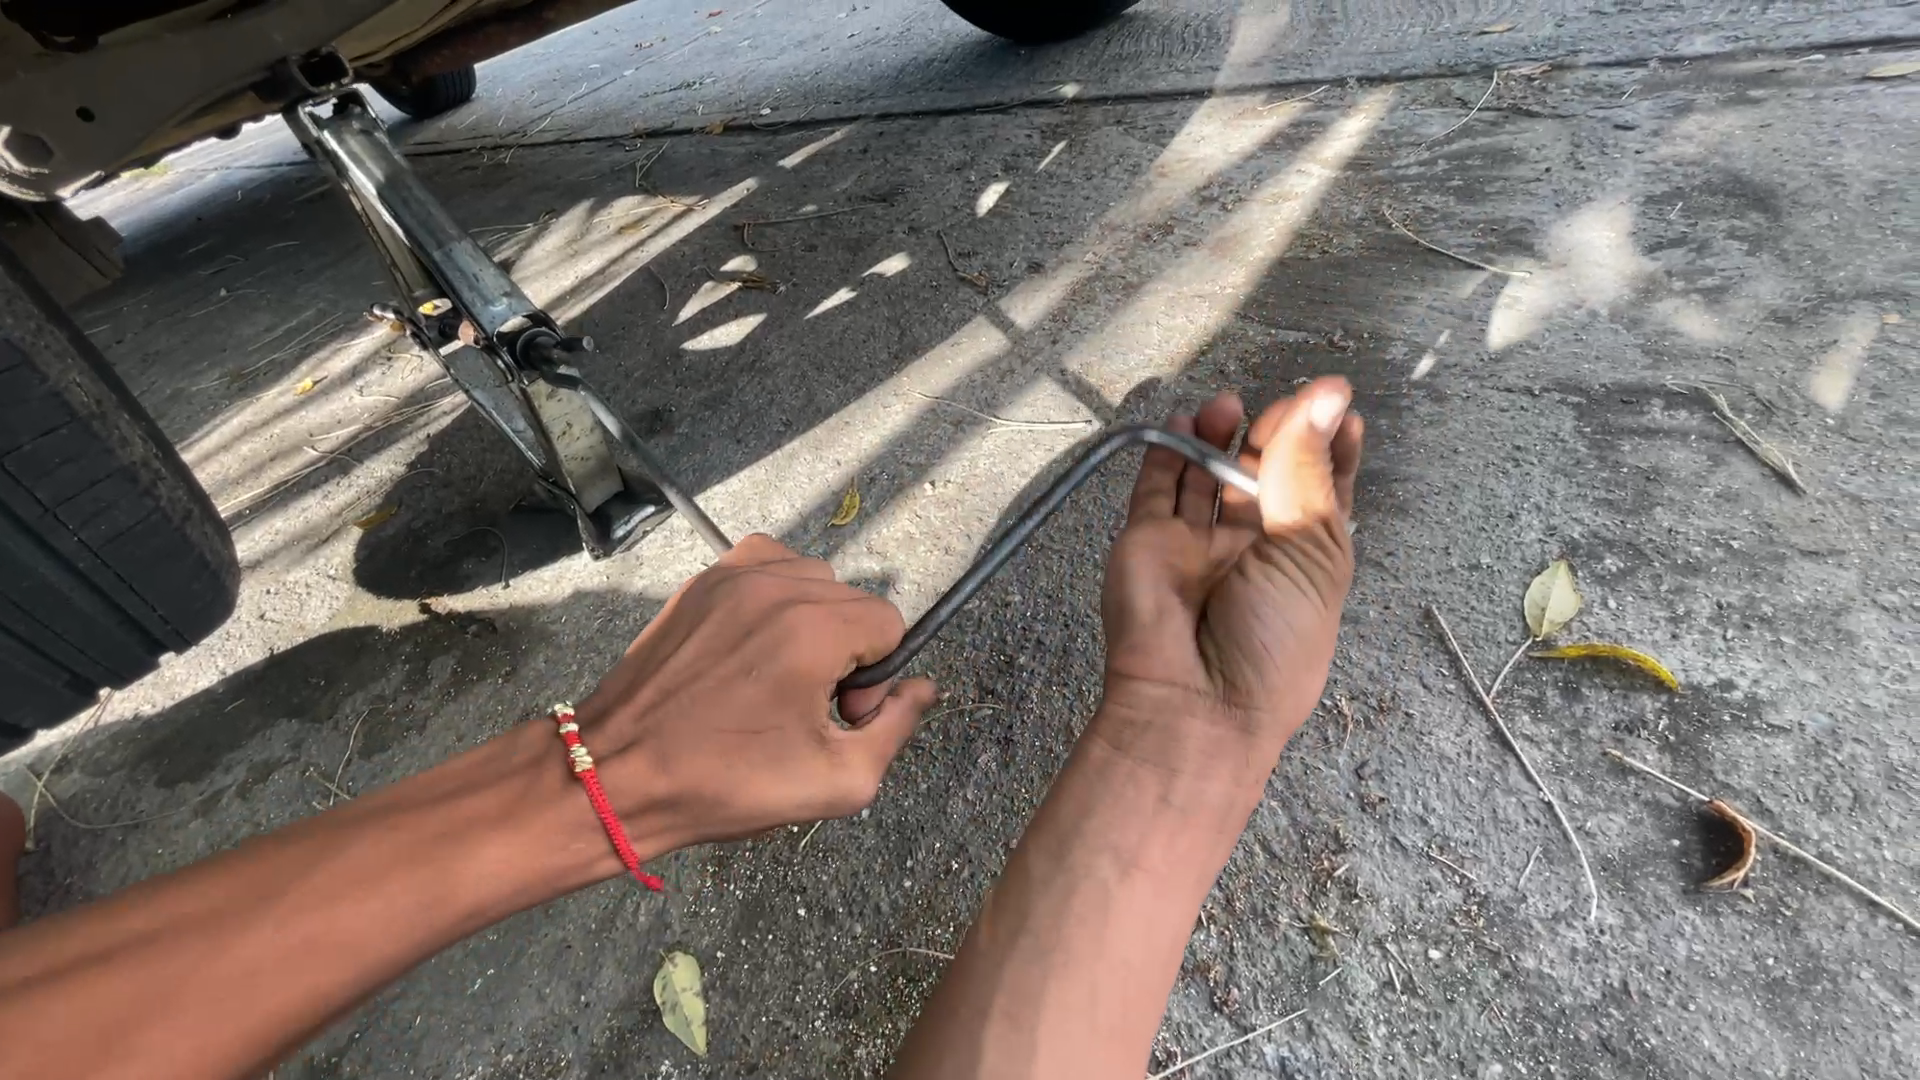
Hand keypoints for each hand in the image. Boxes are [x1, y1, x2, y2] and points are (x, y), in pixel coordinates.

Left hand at [571, 535, 936, 854]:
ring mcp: (735, 574)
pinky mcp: (704, 578)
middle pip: (855, 601)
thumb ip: (897, 728)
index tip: (840, 713)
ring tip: (777, 671)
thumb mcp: (837, 782)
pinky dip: (778, 593)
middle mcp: (779, 586)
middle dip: (849, 650)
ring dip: (816, 620)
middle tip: (807, 703)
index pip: (890, 623)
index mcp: (814, 630)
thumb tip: (922, 686)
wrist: (614, 773)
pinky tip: (756, 636)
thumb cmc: (726, 784)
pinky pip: (771, 562)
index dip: (876, 675)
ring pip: (816, 580)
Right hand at [1098, 378, 1363, 769]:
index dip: (1326, 442)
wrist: (1193, 702)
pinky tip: (1184, 420)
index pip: (1319, 486)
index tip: (1334, 401)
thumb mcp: (1309, 552)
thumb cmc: (1272, 638)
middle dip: (1271, 433)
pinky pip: (1156, 489)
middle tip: (1275, 405)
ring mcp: (1195, 543)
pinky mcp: (1146, 540)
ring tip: (1227, 404)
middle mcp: (1250, 546)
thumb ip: (1305, 469)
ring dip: (1219, 434)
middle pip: (1260, 473)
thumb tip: (1327, 394)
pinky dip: (1167, 452)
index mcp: (1303, 555)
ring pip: (1206, 474)